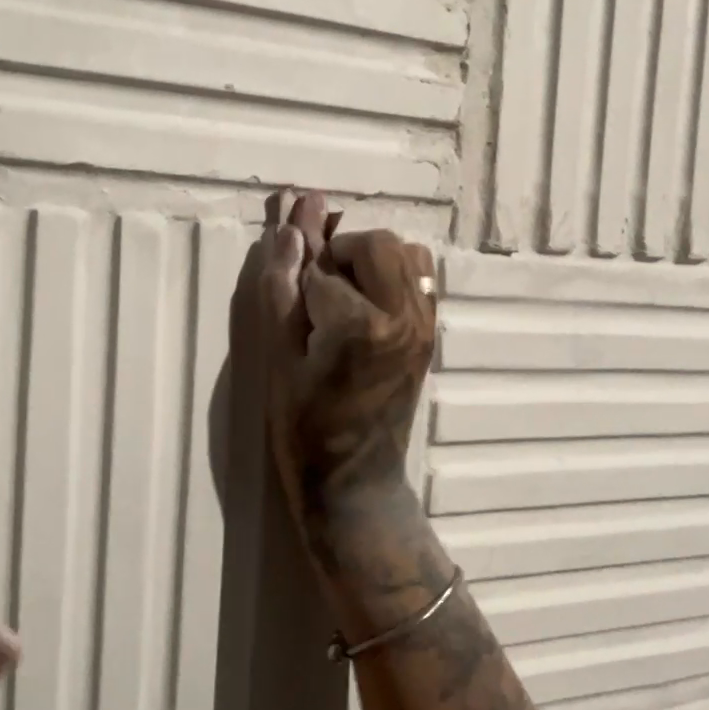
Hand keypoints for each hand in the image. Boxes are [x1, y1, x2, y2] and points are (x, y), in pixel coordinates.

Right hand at [255, 189, 436, 542]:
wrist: (353, 481)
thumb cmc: (303, 427)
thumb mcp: (278, 360)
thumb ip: (282, 289)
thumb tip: (289, 228)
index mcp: (360, 326)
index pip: (322, 269)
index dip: (295, 272)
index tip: (282, 278)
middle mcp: (403, 317)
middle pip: (375, 244)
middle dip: (337, 253)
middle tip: (311, 288)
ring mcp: (424, 325)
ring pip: (405, 253)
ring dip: (368, 259)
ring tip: (339, 294)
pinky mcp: (430, 334)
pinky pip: (420, 277)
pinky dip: (390, 274)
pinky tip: (362, 304)